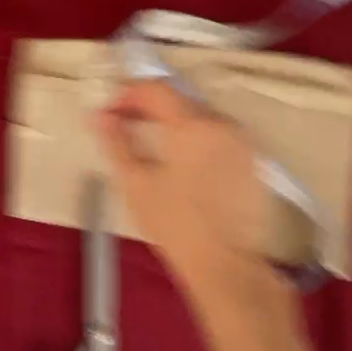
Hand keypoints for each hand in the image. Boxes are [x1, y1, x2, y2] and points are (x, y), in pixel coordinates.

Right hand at [95, 80, 287, 308]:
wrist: (226, 261)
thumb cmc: (173, 222)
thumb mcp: (135, 182)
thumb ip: (116, 143)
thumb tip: (99, 115)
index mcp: (191, 125)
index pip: (156, 89)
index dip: (127, 94)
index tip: (107, 112)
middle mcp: (223, 124)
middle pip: (180, 100)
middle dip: (147, 107)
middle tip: (121, 126)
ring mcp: (243, 141)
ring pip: (200, 116)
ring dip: (170, 121)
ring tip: (147, 143)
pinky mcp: (252, 160)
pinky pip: (216, 134)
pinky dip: (192, 137)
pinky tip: (177, 160)